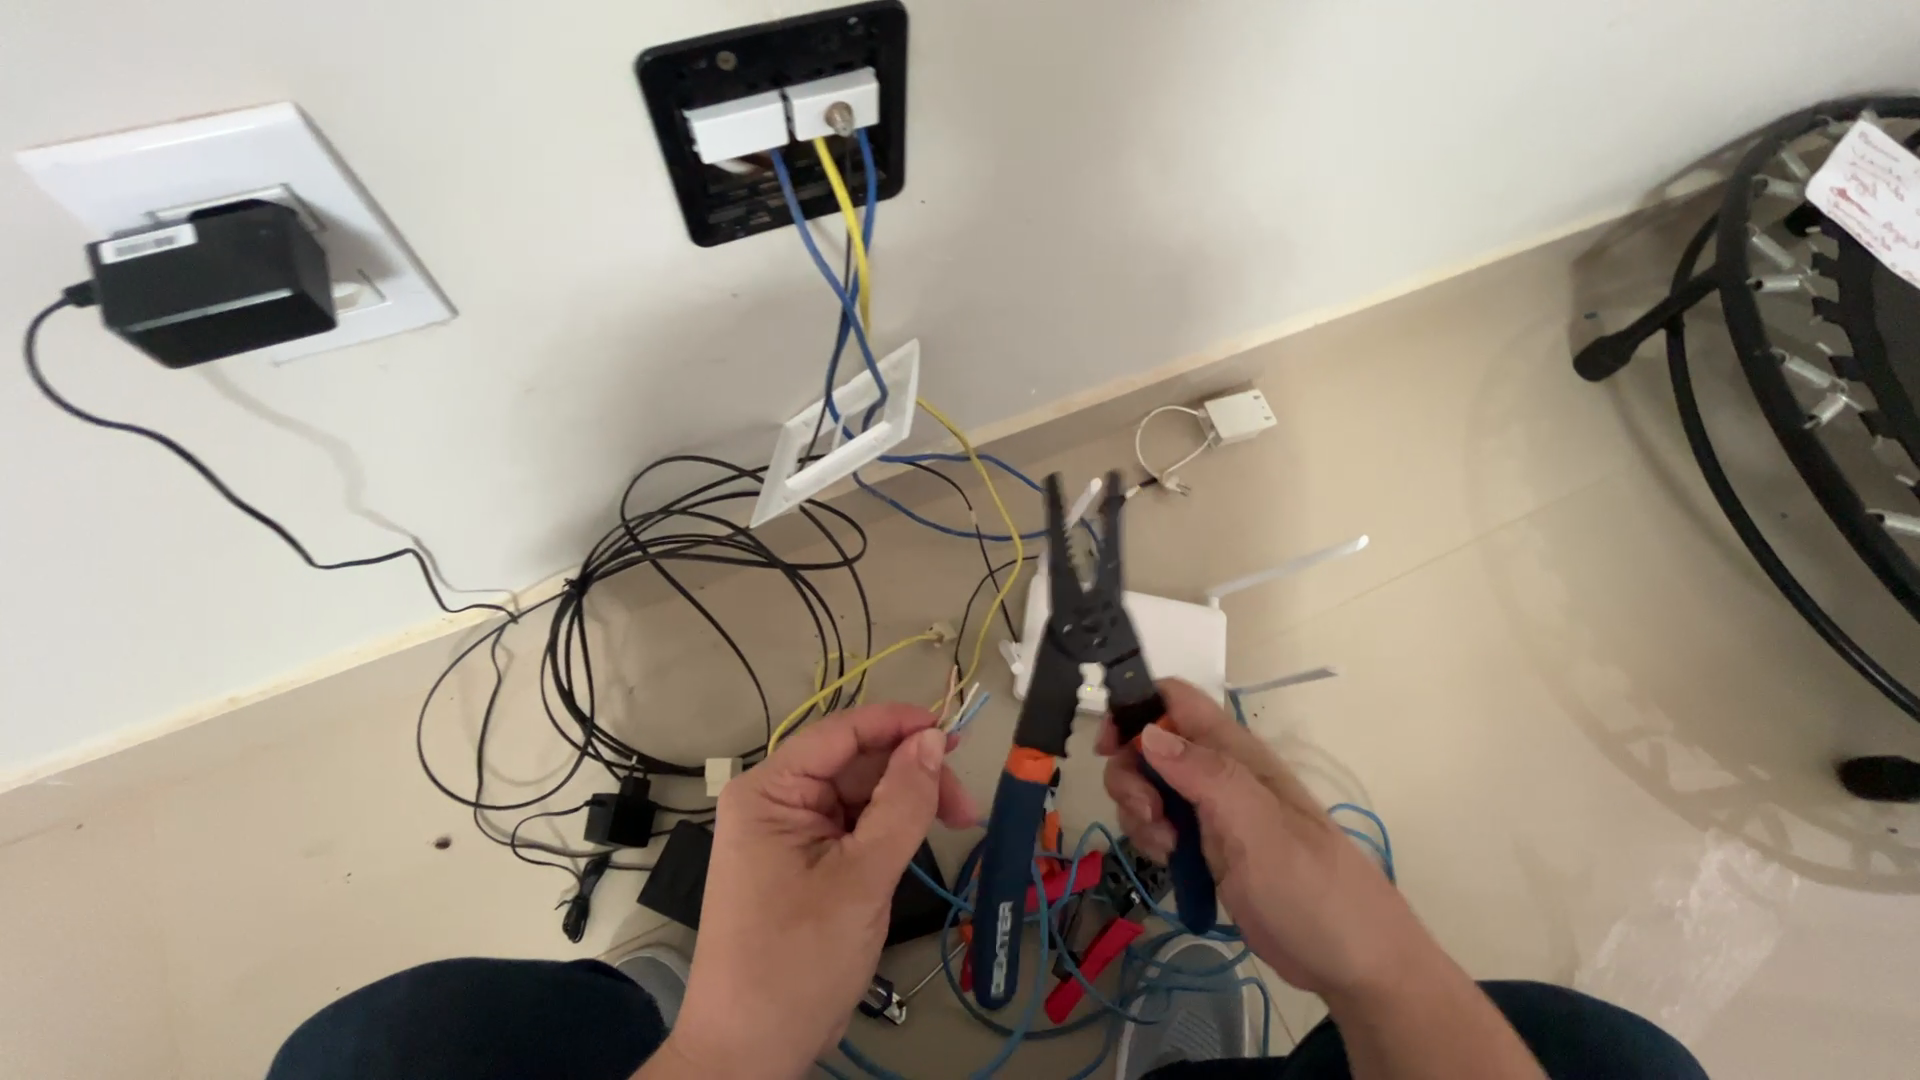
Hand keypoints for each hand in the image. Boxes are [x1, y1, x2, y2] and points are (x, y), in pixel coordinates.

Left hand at [657, 704, 976, 1079]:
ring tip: (959, 821)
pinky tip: (925, 836)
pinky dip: (895, 828)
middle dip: (913, 773)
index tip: (952, 729)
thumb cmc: (796, 961)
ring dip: (911, 801)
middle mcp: (778, 801)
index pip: (840, 733)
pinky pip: (859, 825)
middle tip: (966, 803)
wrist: (751, 1053)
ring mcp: (793, 832)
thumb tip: (934, 738)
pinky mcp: (810, 861)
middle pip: (857, 763)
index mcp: (770, 791)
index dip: (897, 723)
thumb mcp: (860, 879)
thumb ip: (902, 804)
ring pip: (864, 792)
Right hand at [1098, 679, 1433, 999]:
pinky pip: (1158, 823)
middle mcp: (1218, 771)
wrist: (1351, 962)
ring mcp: (1211, 809)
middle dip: (1131, 773)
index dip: (1135, 707)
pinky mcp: (1205, 845)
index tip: (1109, 745)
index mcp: (1235, 752)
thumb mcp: (1259, 828)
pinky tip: (1168, 862)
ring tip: (1164, 848)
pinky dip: (1149, 837)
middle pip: (1149, 743)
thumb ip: (1205, 774)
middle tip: (1147, 814)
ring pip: (1148, 784)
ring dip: (1137, 810)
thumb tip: (1148, 732)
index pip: (1176, 699)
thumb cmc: (1312, 889)